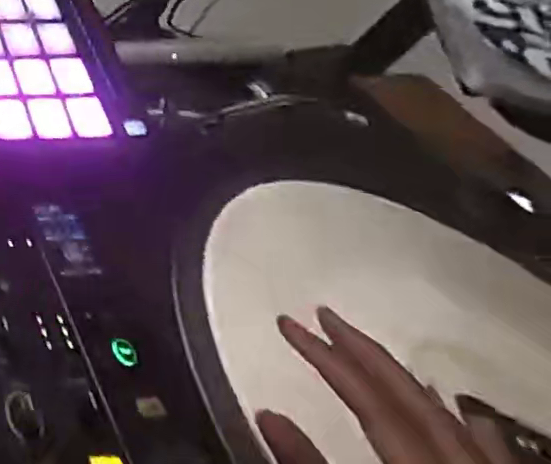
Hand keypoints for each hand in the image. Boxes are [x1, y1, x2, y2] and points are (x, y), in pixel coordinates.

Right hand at [257, 307, 513, 463]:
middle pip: (417, 405)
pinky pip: (496, 457)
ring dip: (410, 383)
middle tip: (322, 314)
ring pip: (459, 426)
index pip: (371, 403)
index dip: (327, 358)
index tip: (287, 322)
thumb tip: (266, 413)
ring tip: (374, 353)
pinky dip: (472, 427)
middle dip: (367, 355)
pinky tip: (468, 415)